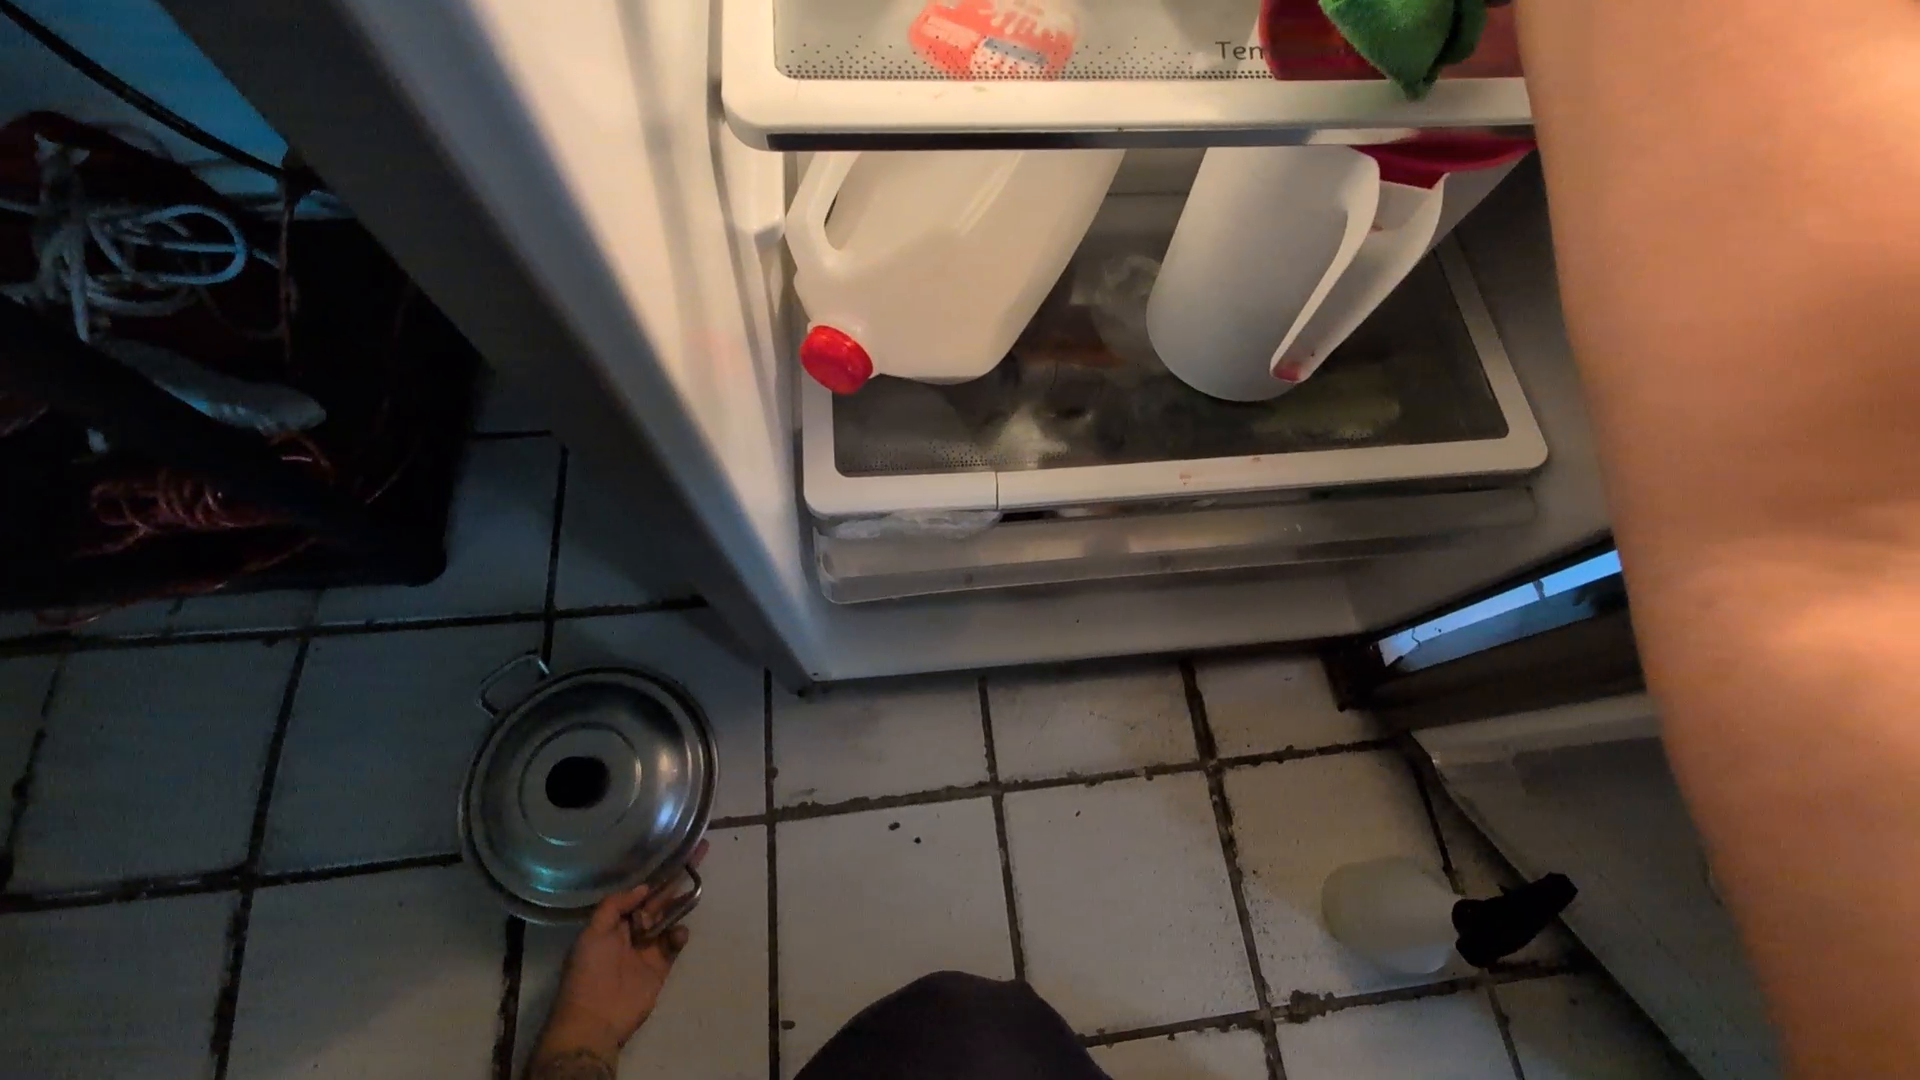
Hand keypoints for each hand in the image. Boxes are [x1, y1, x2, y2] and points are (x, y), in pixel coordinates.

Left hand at [534, 840, 709, 1067]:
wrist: (595, 1018)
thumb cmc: (589, 971)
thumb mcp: (593, 932)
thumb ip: (615, 905)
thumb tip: (643, 887)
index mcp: (614, 921)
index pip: (639, 890)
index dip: (657, 872)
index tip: (674, 852)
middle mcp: (632, 930)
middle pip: (659, 899)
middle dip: (677, 878)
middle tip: (699, 854)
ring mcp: (648, 947)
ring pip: (670, 917)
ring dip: (681, 904)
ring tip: (695, 889)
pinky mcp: (662, 964)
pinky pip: (675, 942)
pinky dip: (679, 935)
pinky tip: (678, 934)